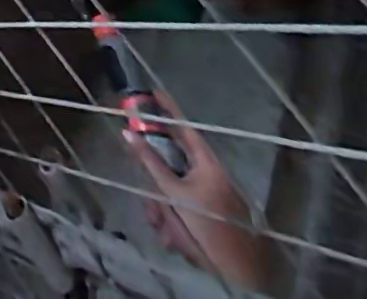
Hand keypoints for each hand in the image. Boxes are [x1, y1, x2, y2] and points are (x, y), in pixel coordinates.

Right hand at [122, 93, 266, 289]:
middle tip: (152, 205)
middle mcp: (210, 176)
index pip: (183, 126)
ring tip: (166, 232)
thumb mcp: (173, 193)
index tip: (151, 92)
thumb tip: (128, 133)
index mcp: (207, 163)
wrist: (238, 274)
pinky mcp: (213, 217)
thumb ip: (150, 162)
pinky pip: (185, 210)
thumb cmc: (207, 226)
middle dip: (158, 187)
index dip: (167, 109)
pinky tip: (175, 242)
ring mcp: (213, 197)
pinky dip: (176, 224)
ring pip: (176, 192)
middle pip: (174, 166)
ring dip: (165, 211)